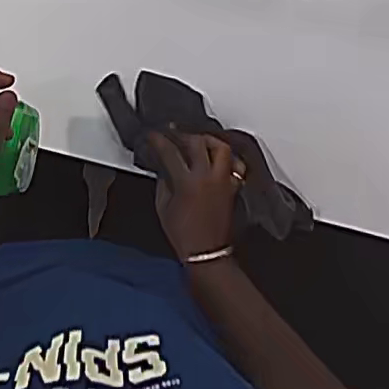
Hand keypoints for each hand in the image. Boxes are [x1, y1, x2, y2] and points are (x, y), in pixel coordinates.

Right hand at [149, 131, 244, 261]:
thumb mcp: (163, 207)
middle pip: (197, 142)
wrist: (206, 253)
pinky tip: (216, 157)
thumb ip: (163, 181)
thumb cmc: (183, 235)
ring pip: (221, 148)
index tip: (154, 136)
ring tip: (197, 140)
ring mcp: (223, 181)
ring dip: (207, 140)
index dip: (159, 140)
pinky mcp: (232, 186)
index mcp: (186, 183)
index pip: (170, 152)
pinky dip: (226, 158)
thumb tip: (163, 165)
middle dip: (183, 134)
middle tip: (174, 134)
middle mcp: (207, 177)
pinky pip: (234, 164)